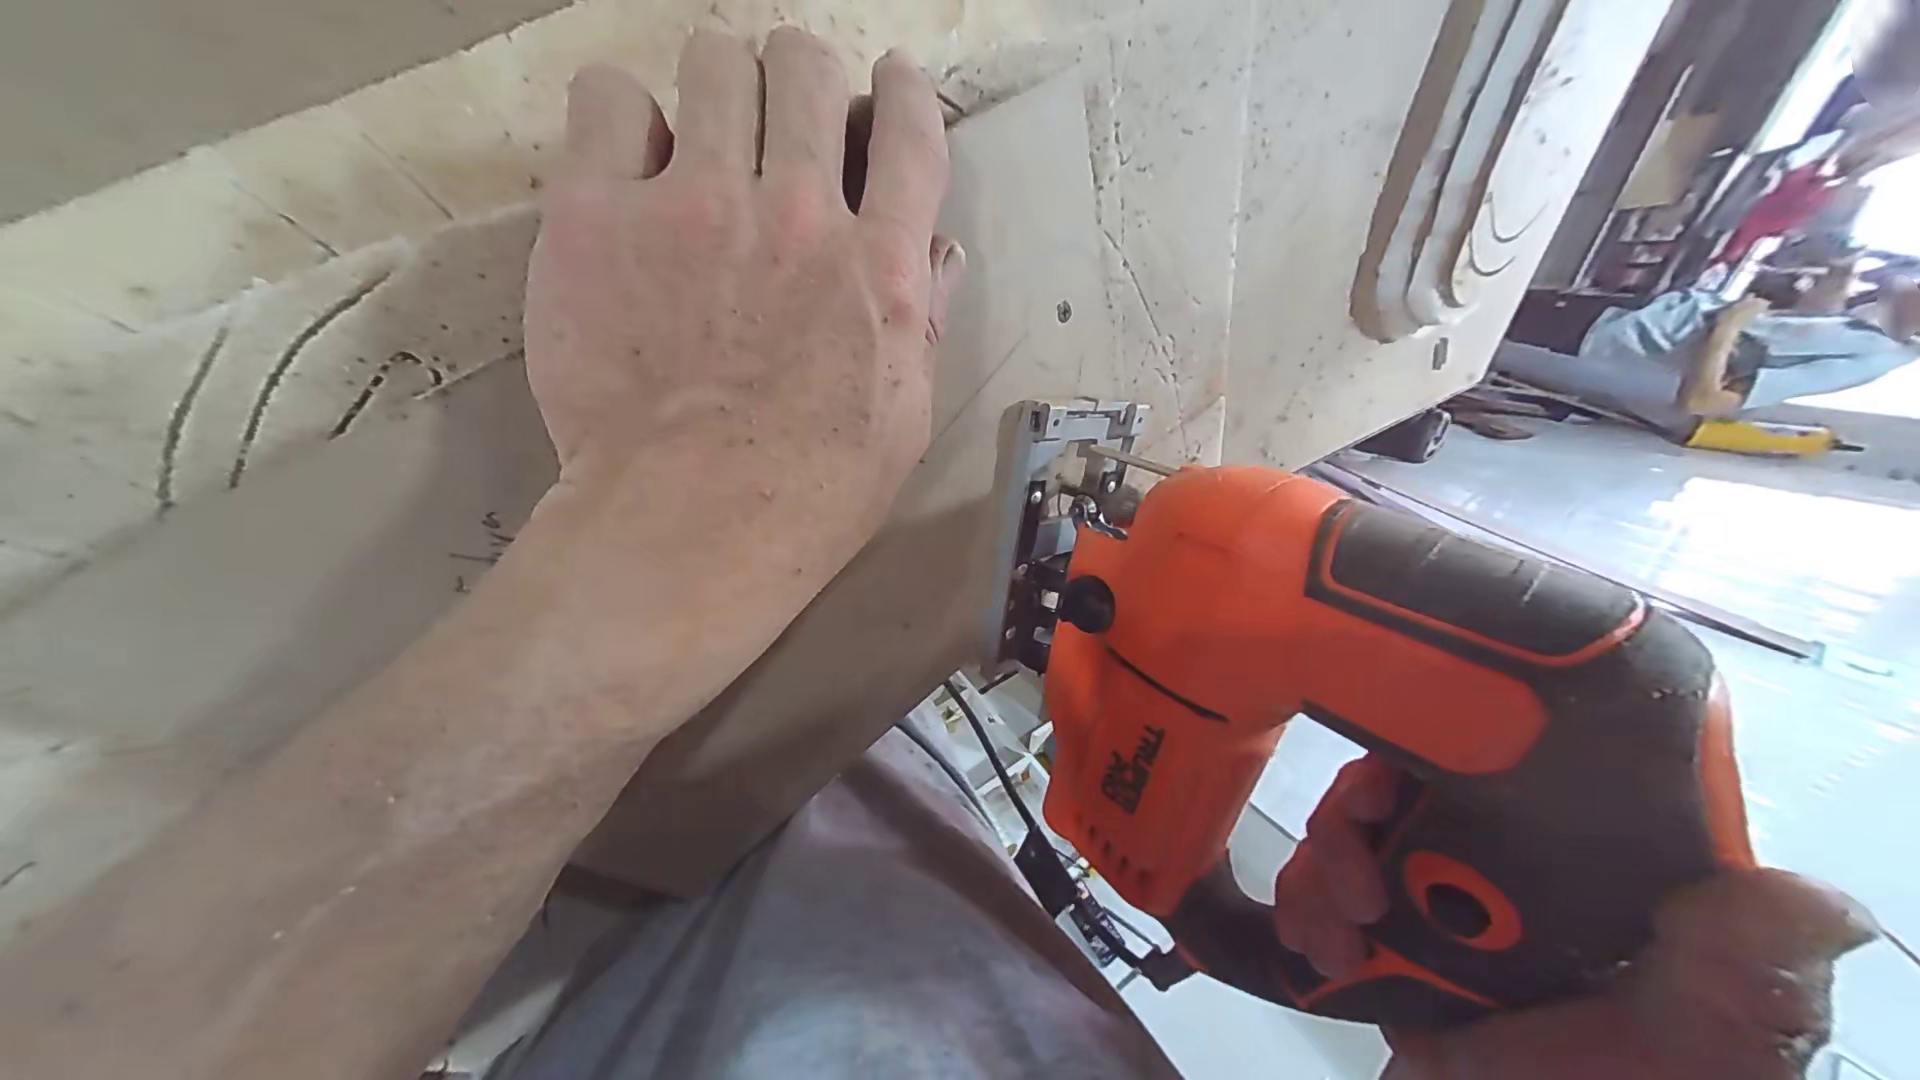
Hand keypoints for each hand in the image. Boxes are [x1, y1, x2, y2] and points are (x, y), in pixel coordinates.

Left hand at [522, 29, 962, 600]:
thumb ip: (921, 321)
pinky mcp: (597, 216)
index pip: (910, 133)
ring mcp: (696, 206)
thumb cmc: (815, 491)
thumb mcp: (904, 418)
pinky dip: (626, 119)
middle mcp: (799, 216)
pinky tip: (633, 169)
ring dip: (721, 90)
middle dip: (804, 83)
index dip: (903, 94)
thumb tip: (937, 252)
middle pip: (806, 68)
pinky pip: (608, 100)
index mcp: (879, 269)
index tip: (889, 88)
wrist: (693, 527)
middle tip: (786, 126)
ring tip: (708, 142)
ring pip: (713, 61)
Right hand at [1275, 757, 1879, 1079]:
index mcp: (1555, 849)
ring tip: (1330, 940)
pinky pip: (1313, 880)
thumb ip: (1742, 974)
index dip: (1422, 751)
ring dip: (1317, 874)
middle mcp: (1480, 849)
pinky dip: (1301, 902)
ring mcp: (1418, 884)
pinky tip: (1314, 947)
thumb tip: (1814, 898)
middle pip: (1385, 787)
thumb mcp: (1711, 1045)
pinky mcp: (1374, 921)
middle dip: (1345, 827)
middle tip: (1354, 890)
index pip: (1477, 761)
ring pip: (1338, 830)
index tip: (1387, 787)